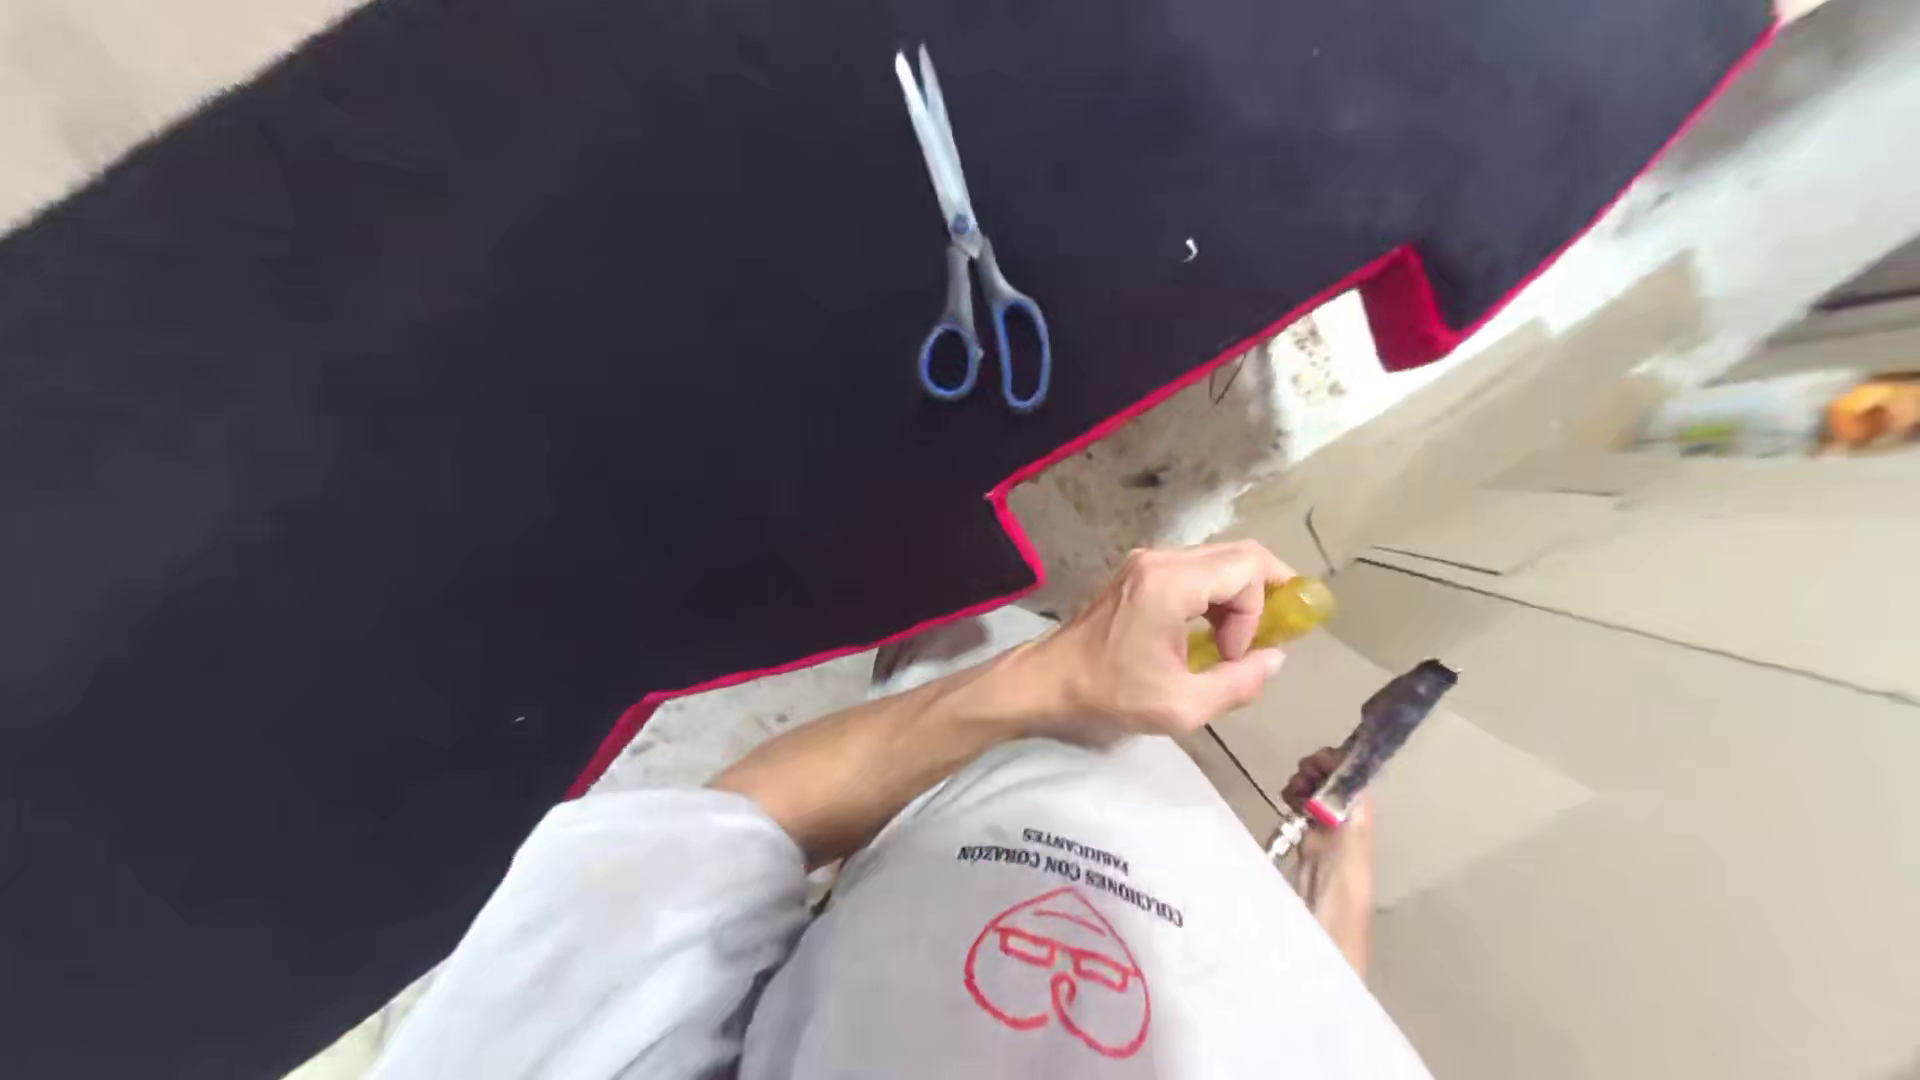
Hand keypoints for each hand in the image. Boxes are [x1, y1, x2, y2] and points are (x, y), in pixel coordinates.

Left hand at [1020, 541, 1294, 737]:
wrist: (1049, 678)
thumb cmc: (1109, 693)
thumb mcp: (1183, 705)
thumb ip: (1240, 683)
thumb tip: (1275, 658)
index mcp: (1170, 583)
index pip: (1248, 569)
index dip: (1258, 612)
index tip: (1234, 654)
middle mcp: (1159, 559)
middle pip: (1238, 554)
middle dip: (1261, 594)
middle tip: (1260, 637)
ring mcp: (1145, 560)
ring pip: (1217, 558)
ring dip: (1236, 595)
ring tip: (1229, 641)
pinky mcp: (1136, 570)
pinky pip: (1193, 567)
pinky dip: (1212, 592)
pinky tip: (1206, 629)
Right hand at [1281, 746, 1375, 974]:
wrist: (1323, 945)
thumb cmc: (1339, 907)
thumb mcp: (1349, 862)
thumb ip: (1350, 823)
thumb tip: (1353, 782)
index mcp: (1361, 828)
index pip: (1355, 782)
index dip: (1338, 763)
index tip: (1313, 758)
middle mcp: (1347, 827)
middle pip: (1335, 784)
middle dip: (1317, 770)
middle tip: (1297, 774)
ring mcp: (1325, 836)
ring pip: (1317, 794)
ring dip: (1303, 783)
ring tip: (1289, 789)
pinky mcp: (1306, 847)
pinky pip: (1302, 812)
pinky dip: (1293, 799)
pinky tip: (1284, 801)